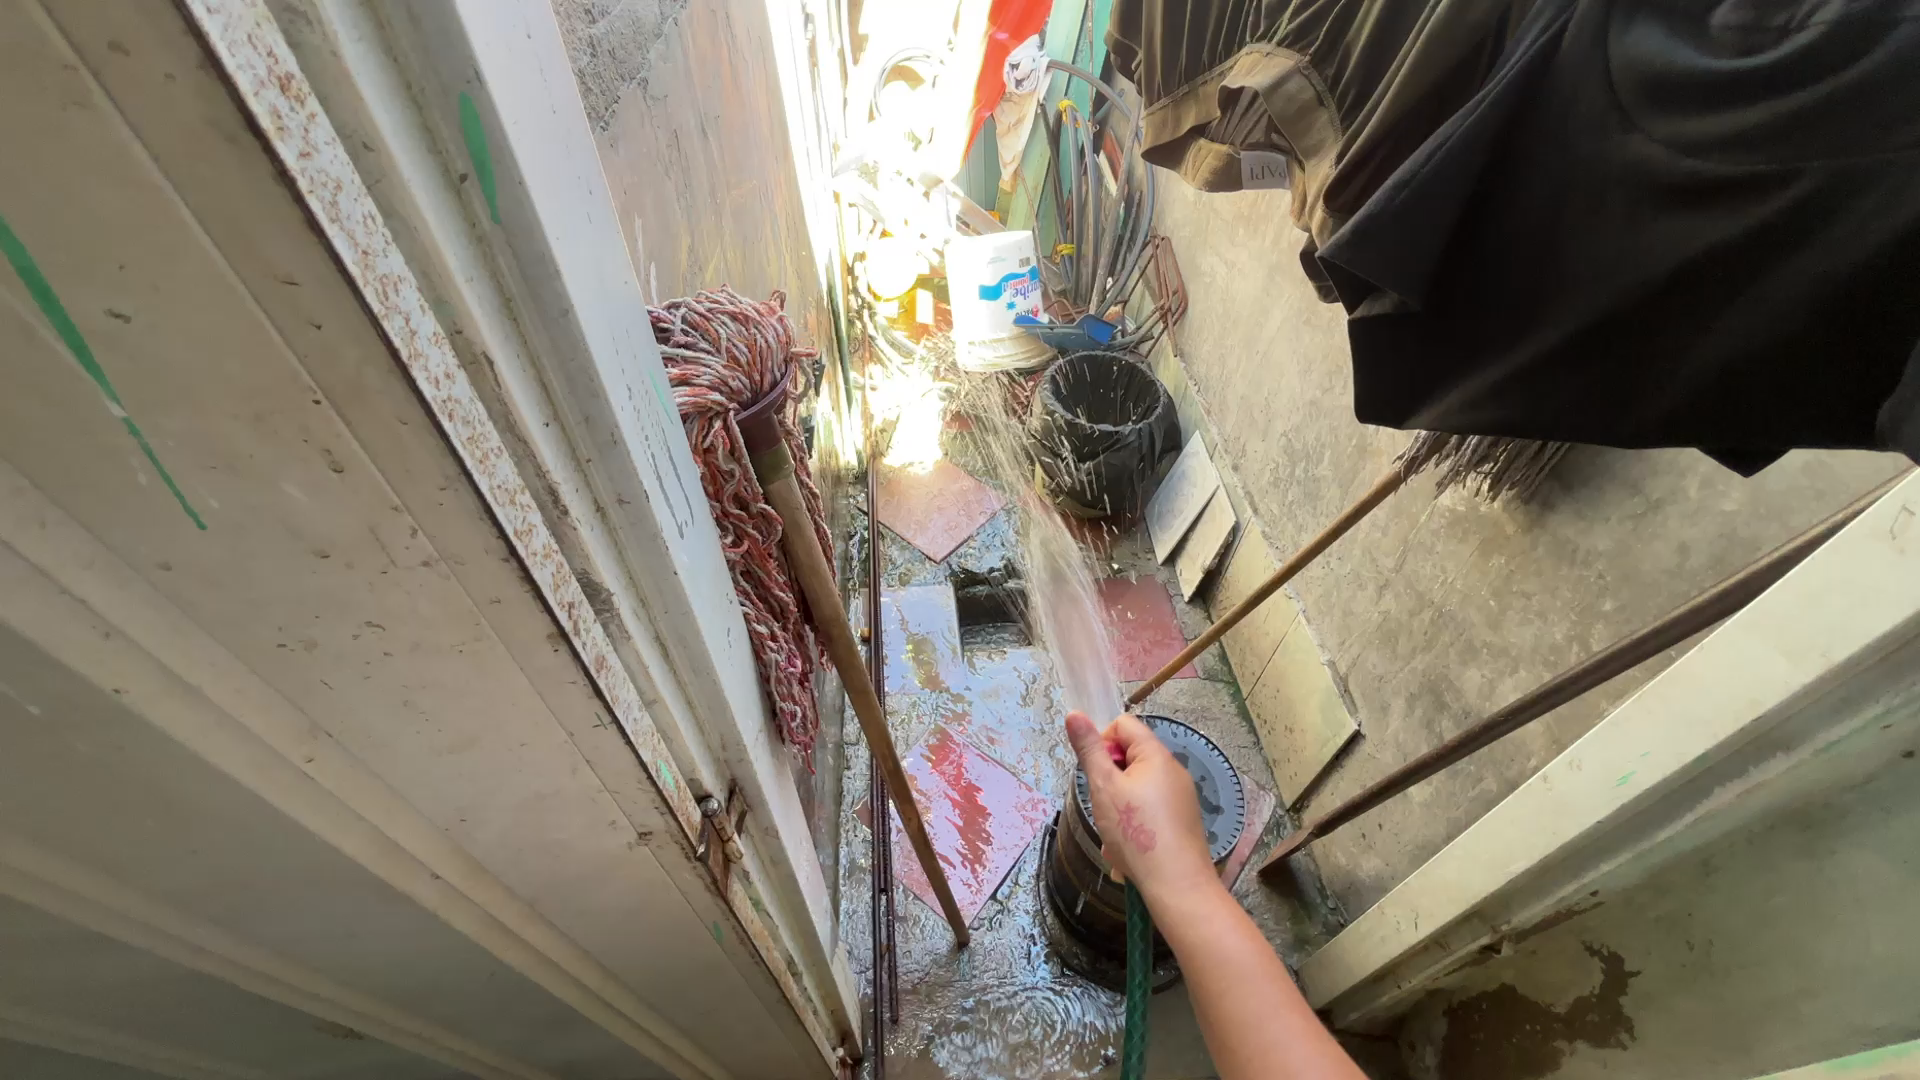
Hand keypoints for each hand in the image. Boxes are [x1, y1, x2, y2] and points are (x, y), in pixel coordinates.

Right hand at [1064, 711, 1216, 903]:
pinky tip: (1128, 847)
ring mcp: (1181, 796)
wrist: (1177, 886)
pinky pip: (1150, 808)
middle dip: (1109, 777)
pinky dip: (1135, 820)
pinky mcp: (1182, 820)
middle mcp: (1173, 769)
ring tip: (1114, 832)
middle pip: (1131, 755)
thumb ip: (1088, 749)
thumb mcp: (1104, 786)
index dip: (1103, 742)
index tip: (1096, 772)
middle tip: (1103, 804)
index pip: (1123, 725)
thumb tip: (1074, 714)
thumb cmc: (1137, 831)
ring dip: (1119, 802)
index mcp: (1156, 754)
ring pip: (1138, 785)